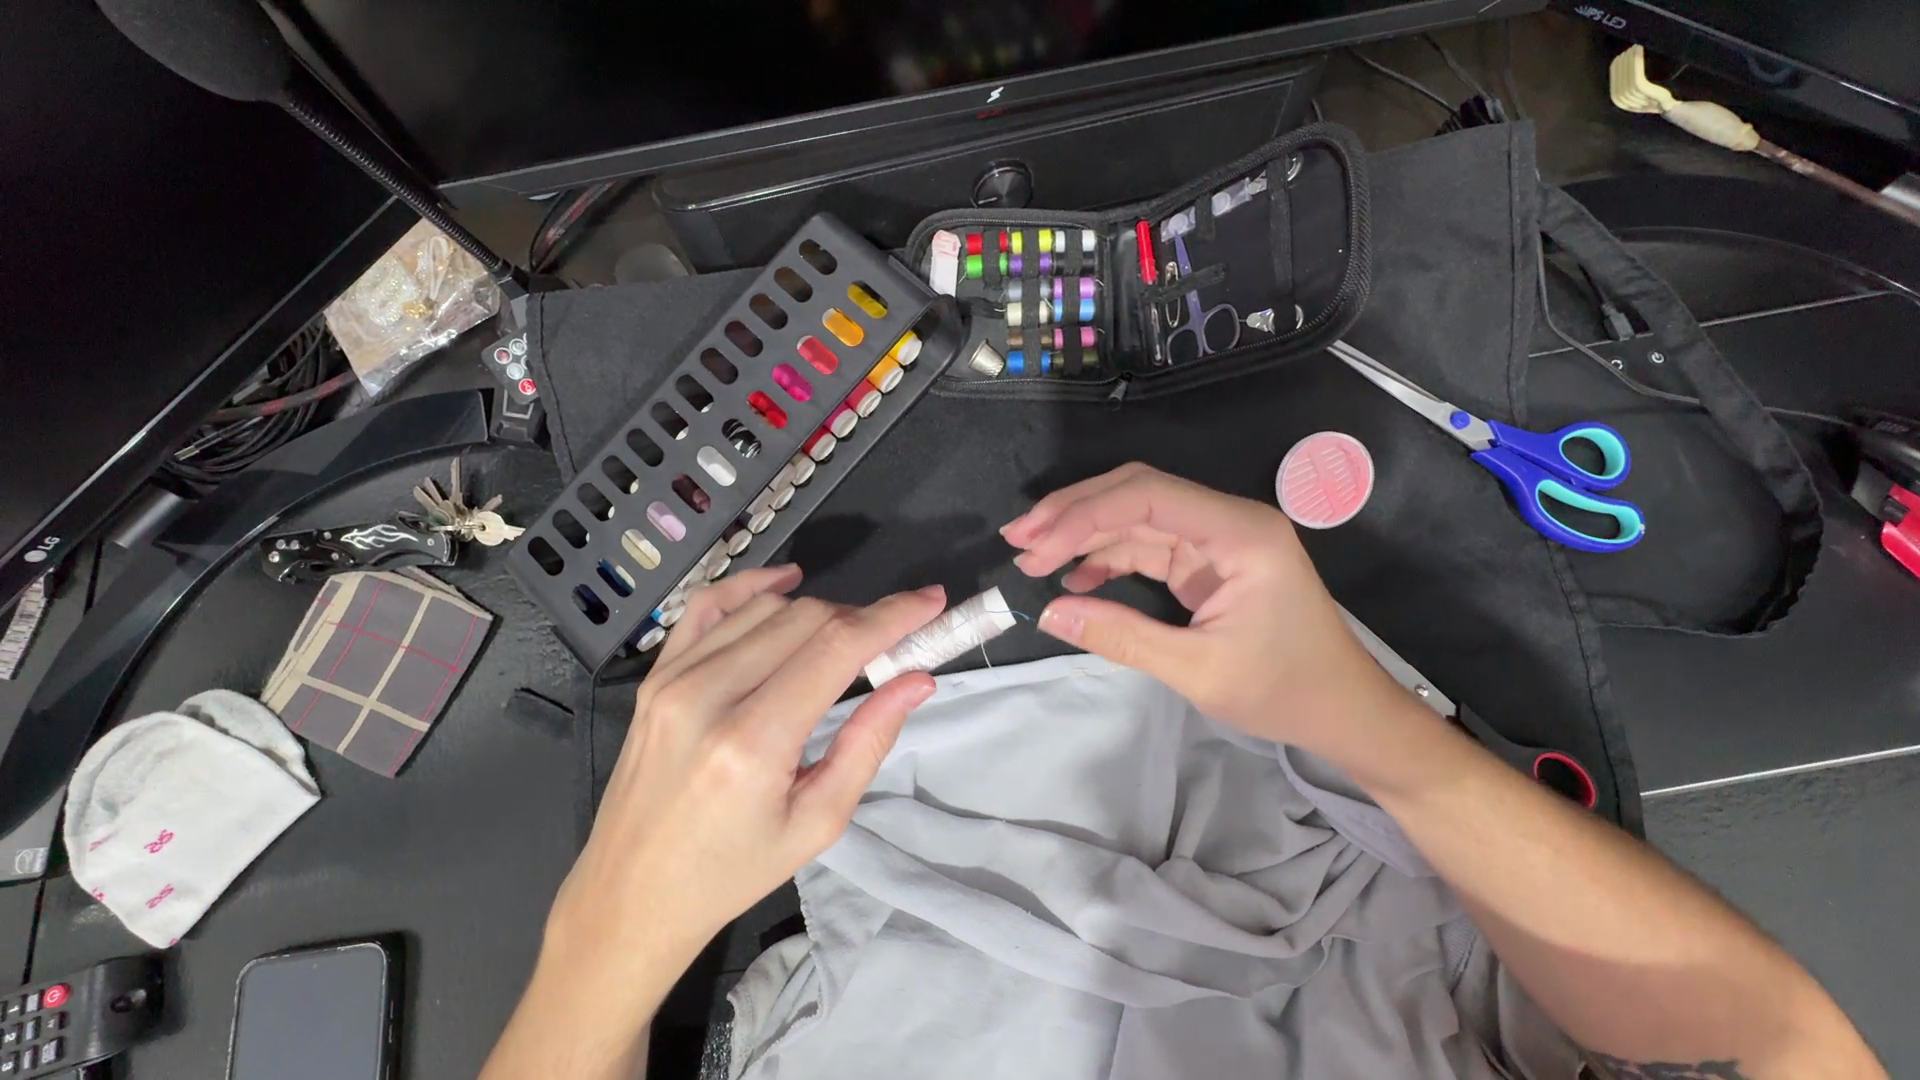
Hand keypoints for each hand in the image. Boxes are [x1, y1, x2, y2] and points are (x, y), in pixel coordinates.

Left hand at [543, 566, 943, 1011]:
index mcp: (753, 742)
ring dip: (818, 612)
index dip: (892, 616)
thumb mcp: (817, 822)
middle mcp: (708, 695)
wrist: (632, 895)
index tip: (931, 601)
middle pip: (806, 619)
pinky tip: (784, 586)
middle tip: (893, 639)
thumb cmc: (733, 871)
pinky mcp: (655, 676)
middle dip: (862, 618)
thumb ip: (869, 742)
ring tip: (843, 640)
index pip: (836, 647)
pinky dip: (752, 587)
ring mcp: (673, 679)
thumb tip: (917, 680)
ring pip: (765, 609)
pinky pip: (708, 607)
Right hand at [1001, 463, 1413, 755]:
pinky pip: (1146, 546)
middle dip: (1074, 513)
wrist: (1343, 710)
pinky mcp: (1206, 561)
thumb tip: (1049, 614)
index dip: (1084, 516)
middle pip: (1137, 493)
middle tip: (1019, 540)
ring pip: (1136, 516)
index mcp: (1239, 533)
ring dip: (1083, 533)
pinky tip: (1074, 577)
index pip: (1148, 498)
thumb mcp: (1198, 670)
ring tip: (1032, 558)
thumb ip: (1121, 636)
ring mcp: (1216, 538)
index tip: (1036, 550)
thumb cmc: (1285, 690)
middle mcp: (1226, 520)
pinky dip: (1106, 557)